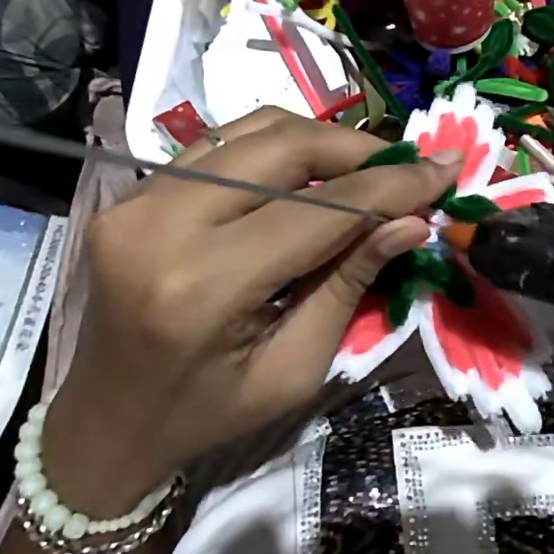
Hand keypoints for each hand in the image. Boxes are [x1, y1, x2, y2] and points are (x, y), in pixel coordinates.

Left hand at [45, 109, 458, 516]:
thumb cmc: (210, 413)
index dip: (389, 185)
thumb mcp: (295, 367)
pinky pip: (219, 146)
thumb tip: (411, 222)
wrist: (108, 421)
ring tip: (367, 167)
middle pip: (282, 147)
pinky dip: (276, 149)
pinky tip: (310, 172)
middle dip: (359, 148)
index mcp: (203, 286)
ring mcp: (135, 200)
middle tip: (408, 164)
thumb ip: (349, 285)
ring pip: (250, 131)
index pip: (317, 210)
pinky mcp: (130, 193)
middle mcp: (160, 225)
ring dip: (321, 140)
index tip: (444, 167)